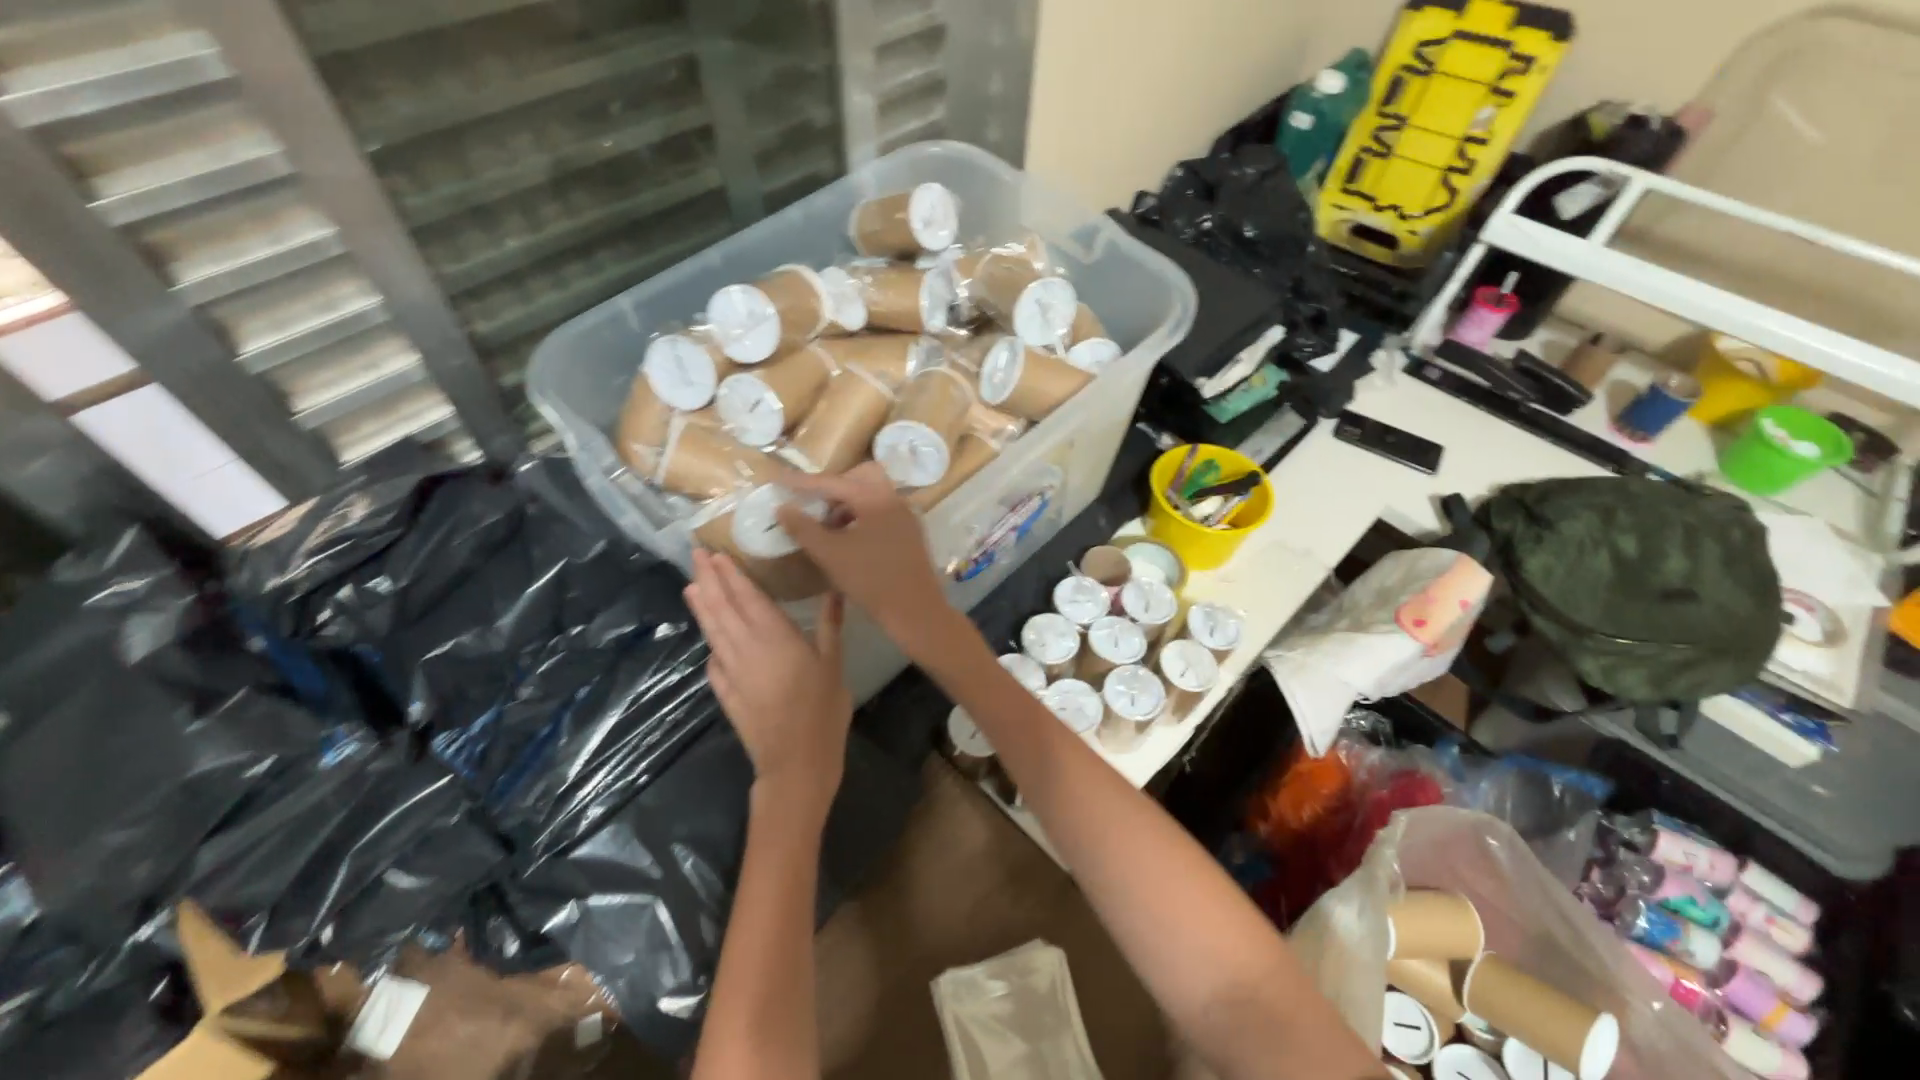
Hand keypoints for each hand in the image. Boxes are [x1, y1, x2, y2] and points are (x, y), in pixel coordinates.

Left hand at [684, 549, 850, 813]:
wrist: (795, 762)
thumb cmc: (822, 710)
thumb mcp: (834, 665)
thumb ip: (830, 626)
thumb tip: (834, 591)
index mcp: (775, 636)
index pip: (747, 597)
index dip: (731, 574)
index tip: (716, 553)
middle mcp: (747, 648)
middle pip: (722, 608)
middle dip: (709, 580)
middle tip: (695, 556)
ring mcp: (732, 671)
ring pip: (713, 631)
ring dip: (701, 607)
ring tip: (690, 586)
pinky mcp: (726, 693)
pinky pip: (714, 662)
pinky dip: (710, 646)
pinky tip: (709, 641)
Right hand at [775, 462, 957, 660]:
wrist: (915, 611)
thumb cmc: (871, 580)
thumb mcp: (830, 554)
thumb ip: (803, 528)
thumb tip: (782, 508)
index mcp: (875, 497)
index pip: (833, 481)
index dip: (803, 482)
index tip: (779, 479)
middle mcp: (894, 498)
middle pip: (860, 477)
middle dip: (833, 486)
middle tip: (811, 502)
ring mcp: (906, 515)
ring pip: (873, 494)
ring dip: (847, 503)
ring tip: (826, 524)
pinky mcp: (910, 532)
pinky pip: (882, 511)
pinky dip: (861, 515)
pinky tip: (847, 537)